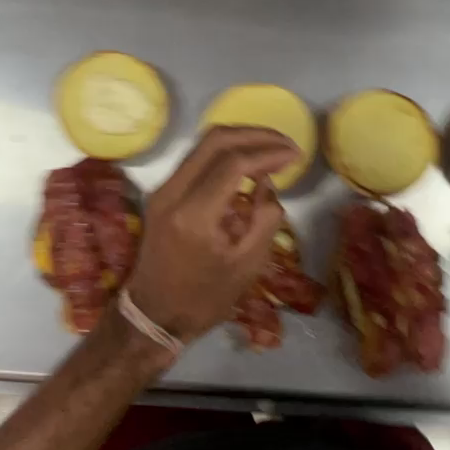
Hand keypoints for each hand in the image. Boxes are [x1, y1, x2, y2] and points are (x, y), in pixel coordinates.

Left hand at [122, 126, 299, 342]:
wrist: (154, 314)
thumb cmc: (205, 299)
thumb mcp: (247, 265)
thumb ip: (264, 218)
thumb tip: (268, 183)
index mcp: (195, 215)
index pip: (234, 163)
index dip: (268, 152)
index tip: (295, 155)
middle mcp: (173, 193)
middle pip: (215, 141)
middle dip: (255, 135)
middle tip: (286, 143)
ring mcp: (163, 190)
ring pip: (203, 145)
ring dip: (240, 140)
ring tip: (271, 149)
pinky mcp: (162, 193)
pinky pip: (196, 159)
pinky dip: (224, 153)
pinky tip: (248, 164)